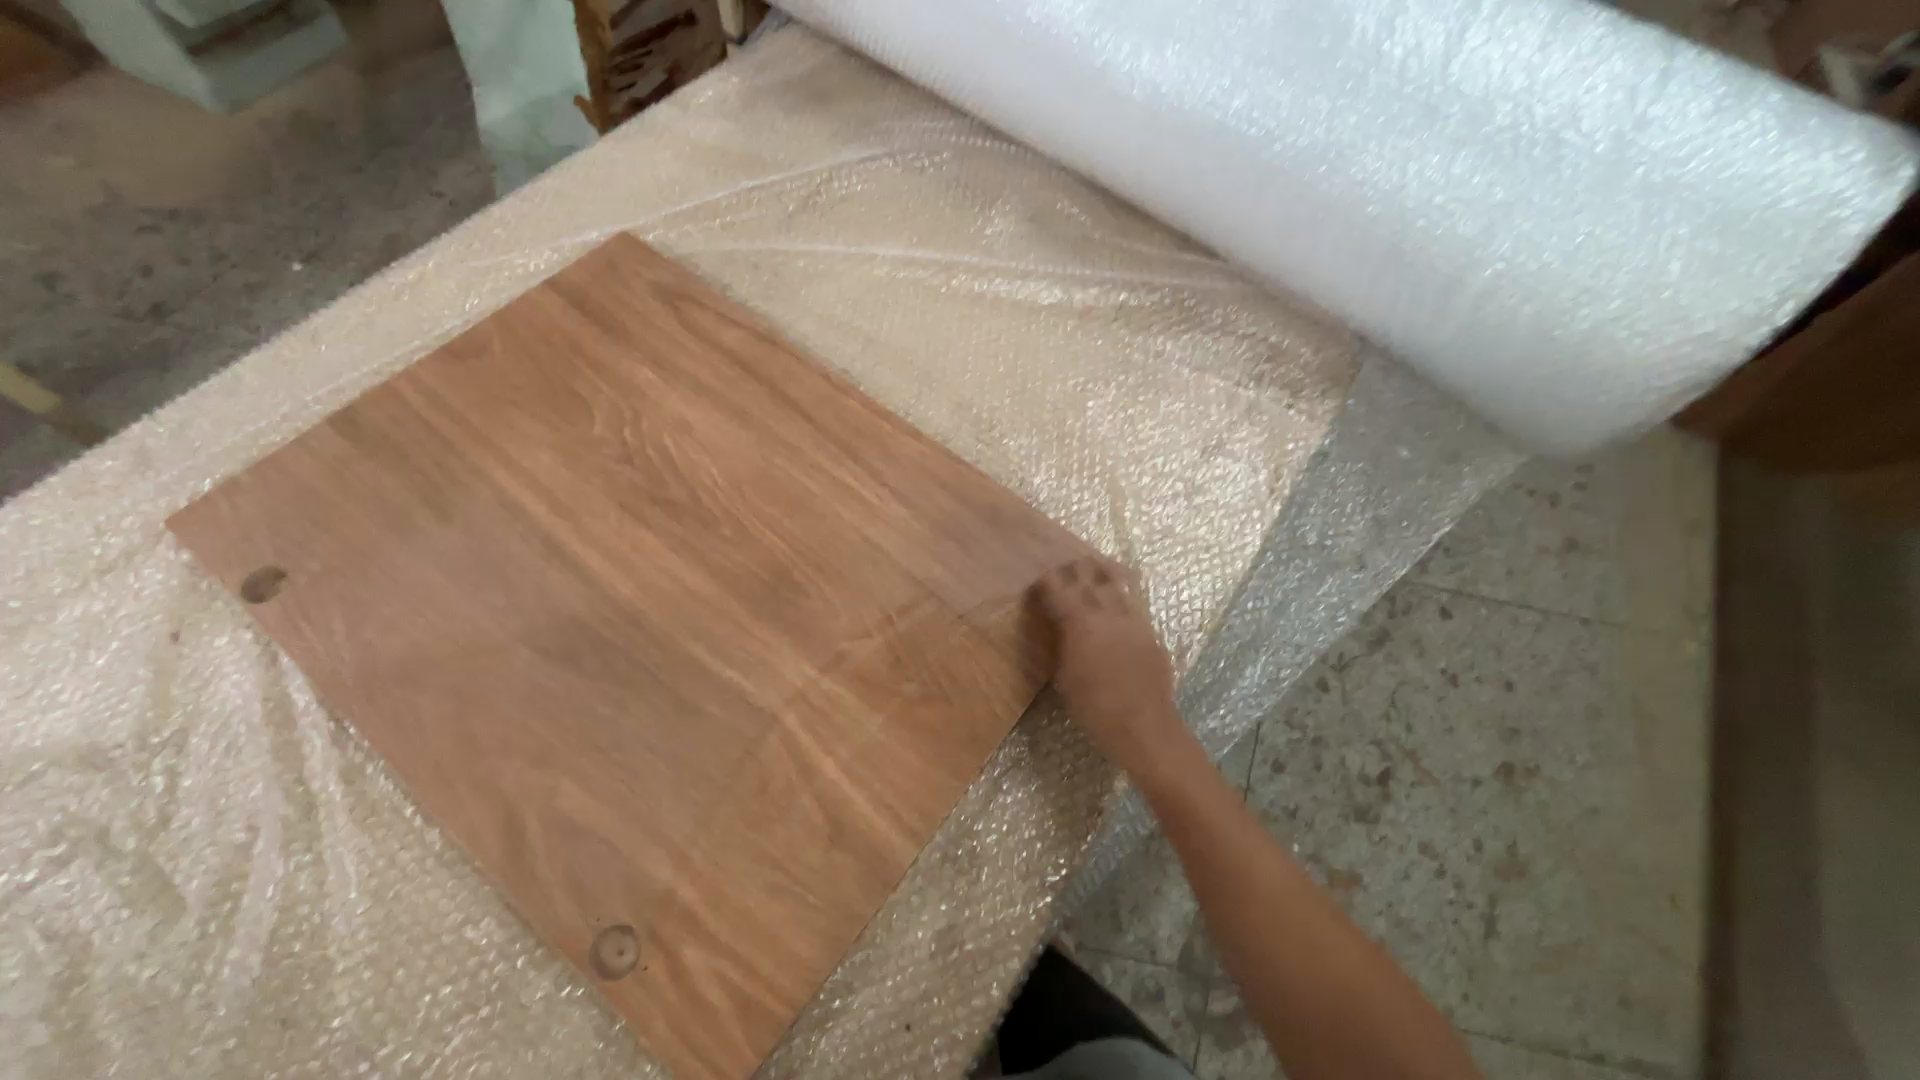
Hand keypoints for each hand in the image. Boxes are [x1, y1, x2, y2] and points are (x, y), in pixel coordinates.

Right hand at [1031, 556, 1186, 777]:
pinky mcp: (1152, 634)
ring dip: (1104, 575)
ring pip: (1118, 585)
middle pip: (1091, 577)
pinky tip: (1119, 604)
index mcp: (1080, 623)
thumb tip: (1063, 630)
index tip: (1039, 580)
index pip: (1059, 588)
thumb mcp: (1065, 677)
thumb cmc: (1095, 709)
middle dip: (1076, 568)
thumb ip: (1064, 645)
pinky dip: (1123, 599)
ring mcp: (1135, 621)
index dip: (1047, 581)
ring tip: (1096, 566)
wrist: (1144, 727)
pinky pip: (1135, 607)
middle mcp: (1109, 613)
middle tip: (1067, 564)